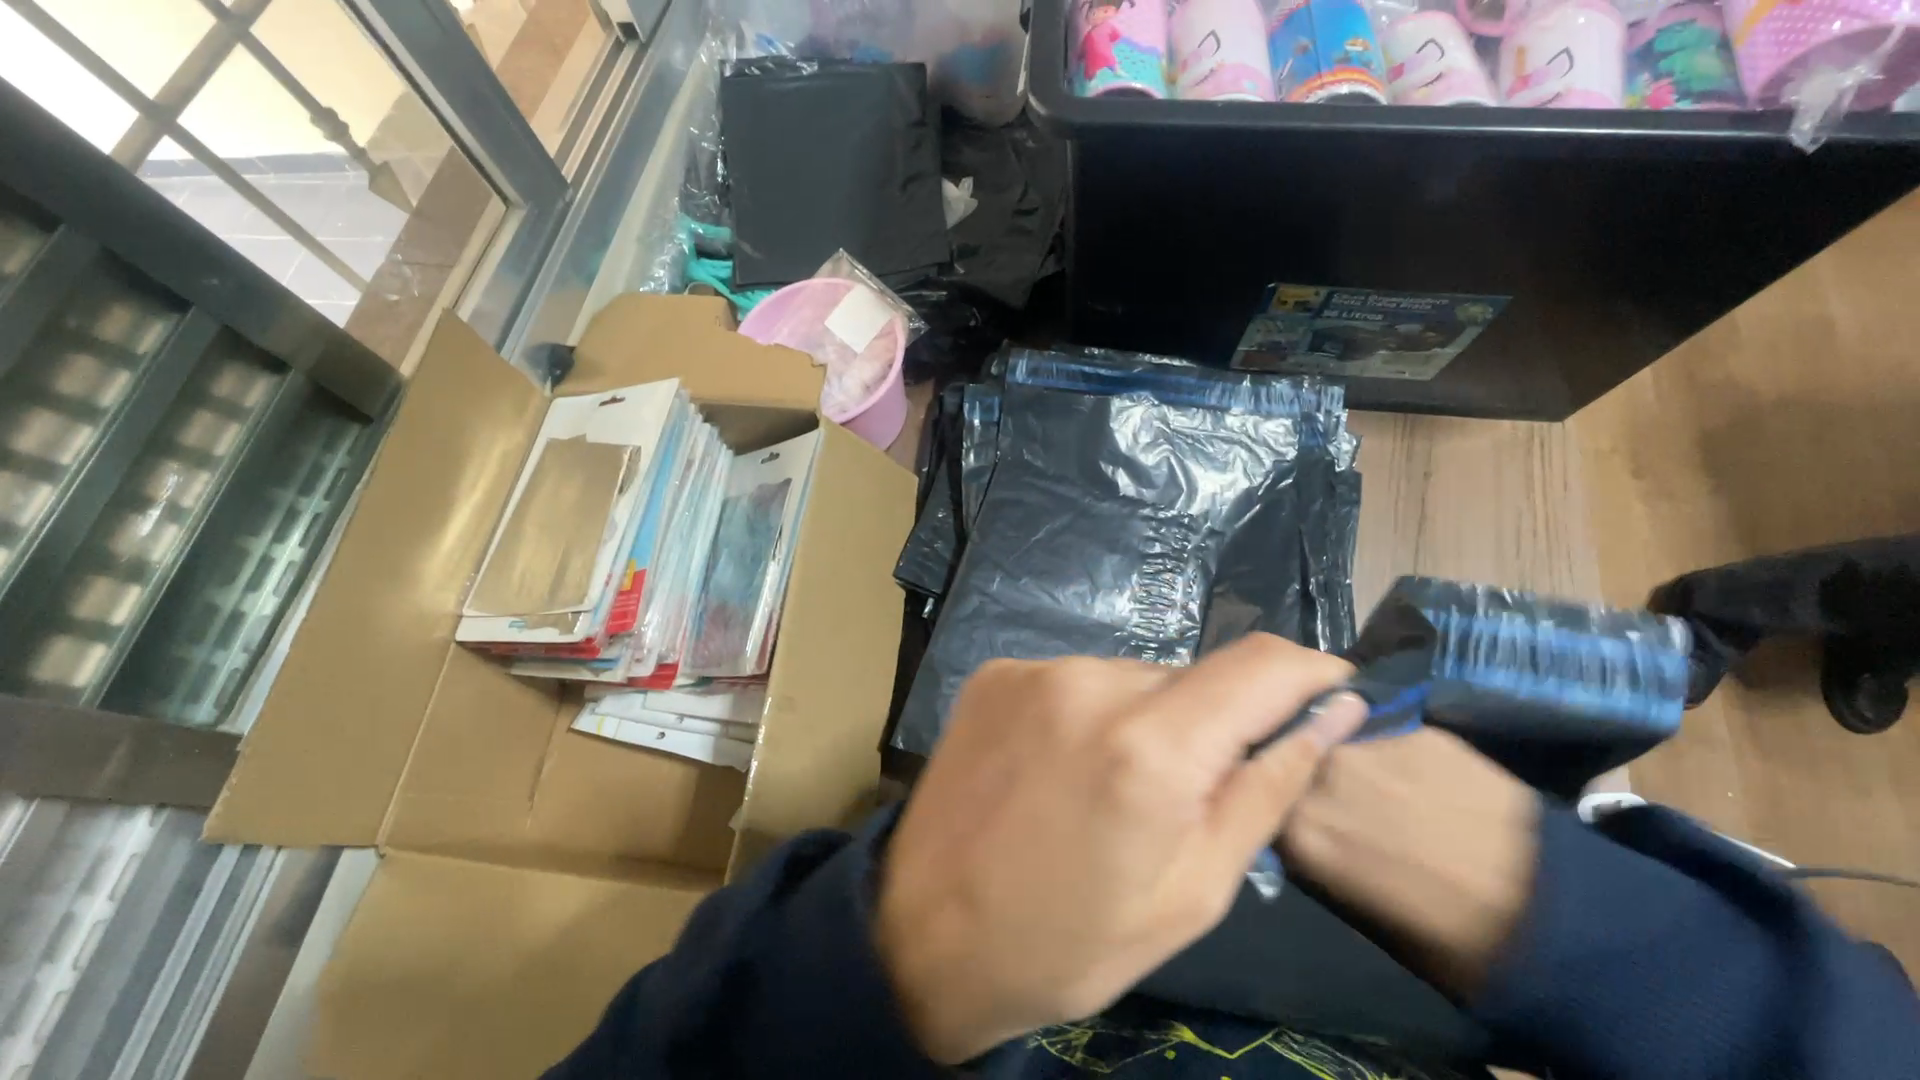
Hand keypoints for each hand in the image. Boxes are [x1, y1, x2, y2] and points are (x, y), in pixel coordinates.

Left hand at [874, 635, 1367, 1062]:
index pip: (1261, 664)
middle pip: (1193, 676)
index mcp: (1150, 747)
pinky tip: (1062, 772)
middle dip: (1213, 724)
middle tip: (1185, 796)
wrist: (923, 938)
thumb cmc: (1070, 942)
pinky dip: (1092, 716)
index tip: (1330, 697)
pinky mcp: (994, 674)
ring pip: (1134, 678)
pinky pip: (1077, 681)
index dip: (1308, 674)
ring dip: (1148, 721)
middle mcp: (1089, 683)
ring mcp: (1034, 672)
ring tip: (1110, 793)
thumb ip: (1265, 789)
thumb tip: (1329, 713)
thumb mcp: (1192, 891)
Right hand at [1279, 728, 1542, 998]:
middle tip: (1330, 787)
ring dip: (1342, 748)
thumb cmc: (1441, 933)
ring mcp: (1369, 743)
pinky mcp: (1415, 728)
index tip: (1285, 804)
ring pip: (1334, 732)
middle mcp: (1322, 775)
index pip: (1261, 793)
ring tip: (1368, 772)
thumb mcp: (1349, 903)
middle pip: (1293, 754)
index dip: (1273, 796)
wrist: (1546, 911)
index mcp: (1299, 830)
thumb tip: (1295, 822)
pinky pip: (1380, 728)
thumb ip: (1310, 848)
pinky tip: (1408, 767)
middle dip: (1303, 764)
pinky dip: (1384, 743)